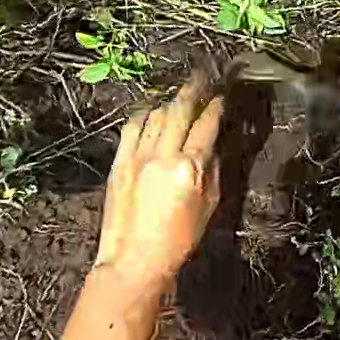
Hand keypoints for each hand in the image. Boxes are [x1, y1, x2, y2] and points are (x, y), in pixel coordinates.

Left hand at [95, 74, 223, 294]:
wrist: (134, 260)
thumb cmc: (178, 239)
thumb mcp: (209, 204)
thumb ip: (211, 169)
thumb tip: (211, 145)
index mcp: (189, 167)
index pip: (206, 125)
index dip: (215, 108)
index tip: (220, 99)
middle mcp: (162, 156)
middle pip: (179, 110)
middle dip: (193, 91)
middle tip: (202, 79)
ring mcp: (137, 157)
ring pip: (156, 115)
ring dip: (170, 103)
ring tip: (179, 97)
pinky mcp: (119, 163)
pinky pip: (132, 128)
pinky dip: (144, 116)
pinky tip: (152, 113)